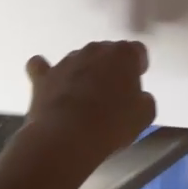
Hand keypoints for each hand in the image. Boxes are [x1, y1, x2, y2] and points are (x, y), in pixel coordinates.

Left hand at [20, 41, 156, 155]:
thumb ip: (143, 98)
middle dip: (110, 68)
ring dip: (83, 73)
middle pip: (107, 53)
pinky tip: (48, 81)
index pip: (137, 51)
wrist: (67, 138)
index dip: (138, 66)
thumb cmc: (113, 123)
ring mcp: (67, 61)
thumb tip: (136, 97)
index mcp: (124, 54)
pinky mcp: (43, 77)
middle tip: (112, 94)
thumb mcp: (145, 114)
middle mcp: (95, 50)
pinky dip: (45, 72)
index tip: (136, 82)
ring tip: (83, 100)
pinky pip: (42, 67)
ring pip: (79, 60)